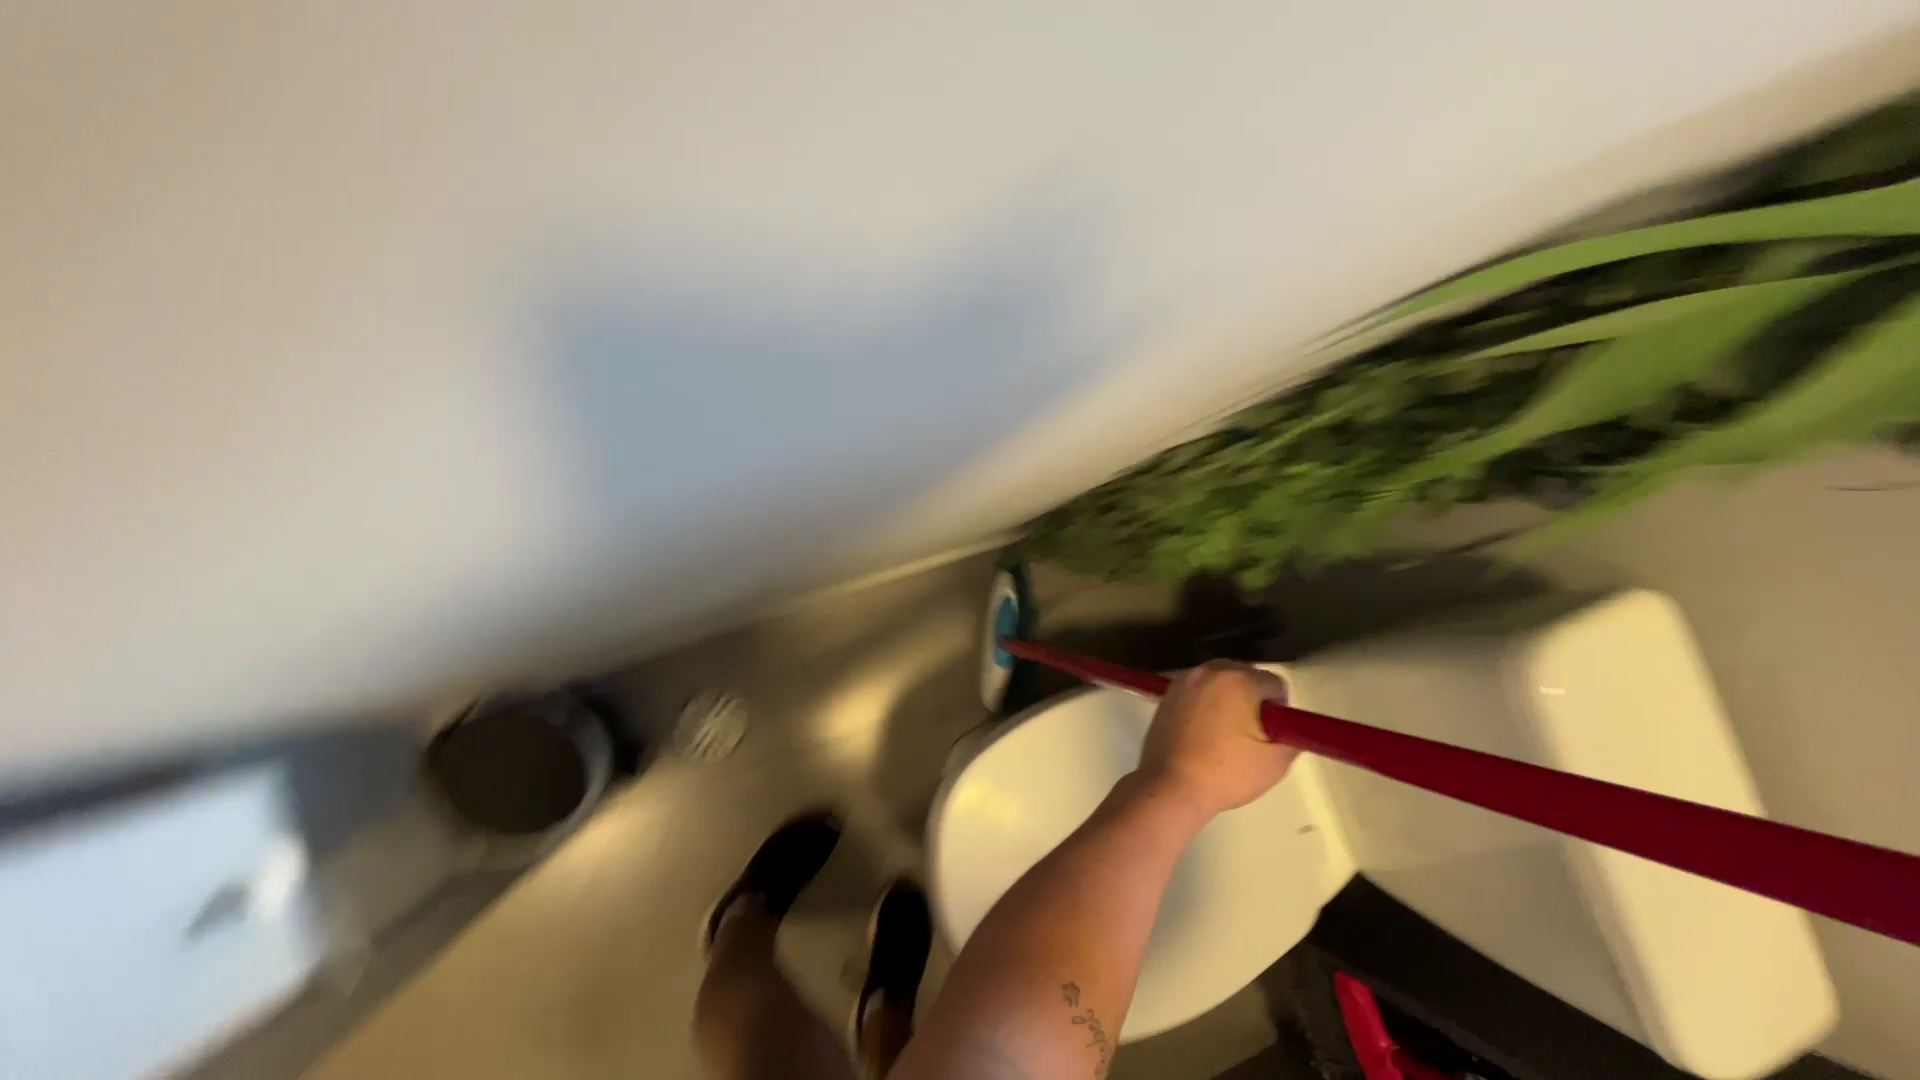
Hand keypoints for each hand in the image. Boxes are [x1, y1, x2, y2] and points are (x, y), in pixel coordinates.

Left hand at [1135, 661, 1296, 820]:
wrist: (1171, 786)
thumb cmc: (1226, 773)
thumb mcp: (1275, 761)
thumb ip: (1293, 736)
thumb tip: (1288, 726)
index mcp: (1238, 680)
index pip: (1275, 684)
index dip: (1279, 709)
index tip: (1272, 733)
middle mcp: (1209, 671)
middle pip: (1245, 676)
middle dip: (1253, 699)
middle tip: (1250, 733)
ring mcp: (1184, 681)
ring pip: (1219, 682)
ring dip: (1228, 698)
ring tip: (1225, 734)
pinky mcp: (1166, 695)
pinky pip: (1197, 691)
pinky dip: (1205, 703)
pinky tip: (1204, 731)